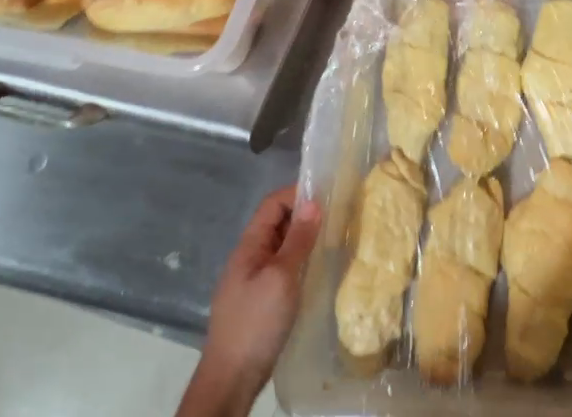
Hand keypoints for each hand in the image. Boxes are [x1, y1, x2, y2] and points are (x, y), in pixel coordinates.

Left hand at [181, 186, 321, 416]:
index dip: (297, 194)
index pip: (272, 204)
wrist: (231, 378)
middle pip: (277, 223)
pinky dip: (302, 261)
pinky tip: (319, 270)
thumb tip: (314, 202)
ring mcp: (254, 280)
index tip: (329, 195)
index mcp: (249, 247)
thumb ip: (297, 240)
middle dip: (305, 214)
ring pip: (282, 246)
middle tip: (339, 216)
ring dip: (306, 239)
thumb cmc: (256, 322)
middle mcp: (249, 258)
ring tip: (335, 239)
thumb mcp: (281, 277)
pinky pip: (284, 267)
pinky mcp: (262, 299)